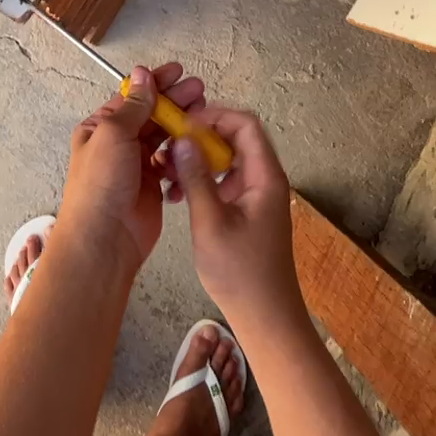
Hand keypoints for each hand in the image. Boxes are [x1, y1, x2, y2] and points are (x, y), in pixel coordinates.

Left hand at [60, 63, 206, 274]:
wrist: (105, 239)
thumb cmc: (101, 183)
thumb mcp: (114, 135)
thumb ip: (134, 106)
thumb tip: (142, 74)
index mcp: (102, 127)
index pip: (132, 97)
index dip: (156, 83)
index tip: (179, 72)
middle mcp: (118, 143)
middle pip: (152, 114)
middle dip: (176, 101)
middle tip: (200, 91)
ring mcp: (137, 164)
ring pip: (165, 137)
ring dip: (182, 126)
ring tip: (204, 116)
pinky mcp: (153, 185)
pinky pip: (171, 162)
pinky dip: (182, 154)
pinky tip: (195, 148)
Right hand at [166, 106, 303, 327]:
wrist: (266, 319)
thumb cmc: (241, 273)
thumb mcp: (211, 222)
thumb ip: (196, 178)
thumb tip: (183, 139)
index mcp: (265, 177)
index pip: (245, 125)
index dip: (215, 116)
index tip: (184, 123)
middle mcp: (265, 180)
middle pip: (236, 139)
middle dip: (202, 136)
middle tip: (171, 144)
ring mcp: (257, 196)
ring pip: (228, 160)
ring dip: (199, 159)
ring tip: (169, 170)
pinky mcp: (247, 211)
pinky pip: (225, 181)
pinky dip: (203, 180)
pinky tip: (178, 194)